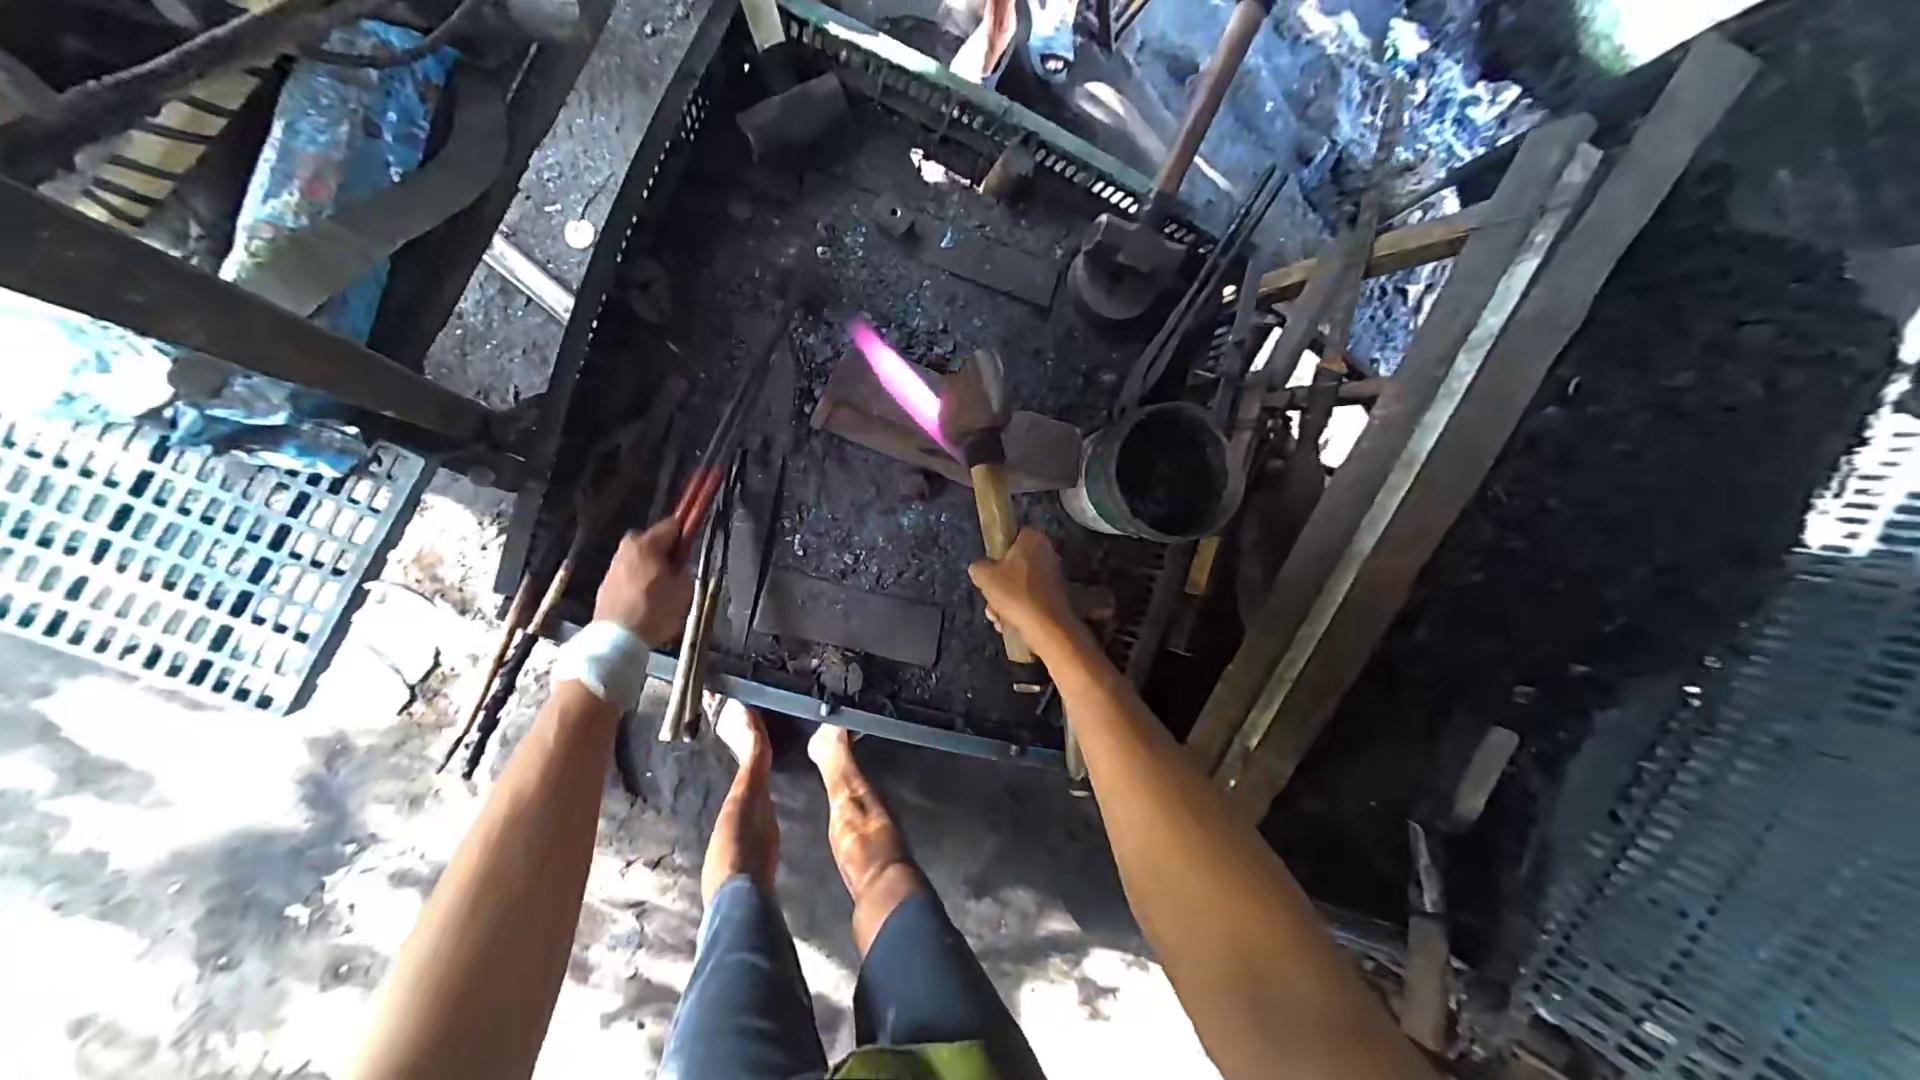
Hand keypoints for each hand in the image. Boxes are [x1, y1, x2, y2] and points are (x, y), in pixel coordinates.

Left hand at [594, 518, 692, 646]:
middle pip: (655, 542)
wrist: (617, 639)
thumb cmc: (655, 610)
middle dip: (668, 553)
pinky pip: (631, 574)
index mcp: (646, 543)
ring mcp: (614, 565)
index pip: (673, 524)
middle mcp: (627, 547)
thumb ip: (684, 568)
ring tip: (664, 590)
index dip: (687, 531)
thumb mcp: (683, 588)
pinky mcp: (606, 583)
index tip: (695, 542)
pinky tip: (648, 599)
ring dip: (654, 568)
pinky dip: (641, 581)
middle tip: (680, 572)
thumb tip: (678, 563)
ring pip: (642, 559)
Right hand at [967, 529, 1086, 655]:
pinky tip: (1008, 624)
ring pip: (1020, 585)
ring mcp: (1054, 576)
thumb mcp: (985, 576)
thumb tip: (980, 568)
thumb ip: (978, 567)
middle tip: (990, 597)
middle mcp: (1048, 553)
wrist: (1047, 626)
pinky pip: (1031, 599)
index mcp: (1034, 539)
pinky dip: (1019, 610)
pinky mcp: (1056, 598)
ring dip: (1005, 601)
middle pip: (1014, 564)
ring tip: (997, 616)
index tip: (989, 567)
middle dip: (999, 584)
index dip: (998, 550)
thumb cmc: (1015, 593)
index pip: (1013, 535)